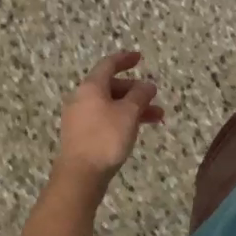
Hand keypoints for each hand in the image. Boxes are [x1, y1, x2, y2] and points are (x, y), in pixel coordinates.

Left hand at [53, 51, 164, 184]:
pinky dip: (121, 120)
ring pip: (110, 106)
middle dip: (135, 91)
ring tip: (156, 118)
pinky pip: (104, 119)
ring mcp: (79, 119)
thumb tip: (147, 85)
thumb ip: (140, 95)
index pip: (108, 64)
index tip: (139, 58)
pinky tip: (135, 130)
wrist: (79, 177)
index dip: (125, 59)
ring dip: (133, 108)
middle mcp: (81, 99)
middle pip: (111, 86)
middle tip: (153, 97)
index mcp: (91, 87)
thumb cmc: (105, 137)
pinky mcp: (80, 137)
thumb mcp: (129, 112)